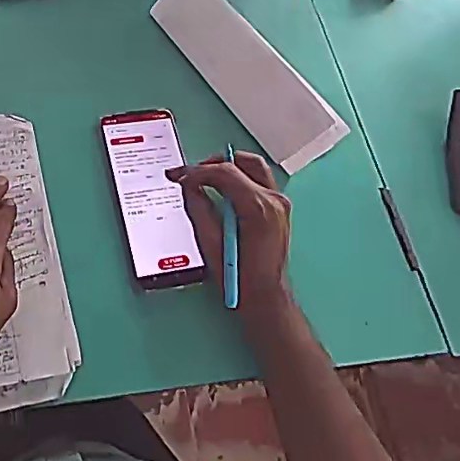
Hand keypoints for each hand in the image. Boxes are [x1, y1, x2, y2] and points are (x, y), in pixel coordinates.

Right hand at [166, 151, 292, 313]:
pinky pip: (259, 181)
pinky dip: (240, 178)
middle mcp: (273, 201)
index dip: (197, 171)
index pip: (225, 172)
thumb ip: (199, 208)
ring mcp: (280, 204)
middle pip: (242, 163)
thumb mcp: (210, 243)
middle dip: (214, 163)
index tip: (179, 175)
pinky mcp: (279, 209)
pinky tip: (224, 190)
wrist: (266, 297)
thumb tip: (189, 186)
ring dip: (229, 168)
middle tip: (192, 173)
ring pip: (254, 167)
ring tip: (206, 178)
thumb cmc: (240, 279)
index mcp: (257, 208)